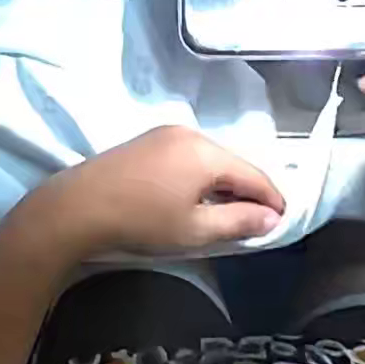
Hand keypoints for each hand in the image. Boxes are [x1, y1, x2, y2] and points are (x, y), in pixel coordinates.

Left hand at [13, 126, 285, 258]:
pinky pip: (189, 154)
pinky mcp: (149, 139)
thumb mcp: (196, 230)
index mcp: (206, 152)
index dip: (273, 200)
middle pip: (232, 162)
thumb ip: (239, 221)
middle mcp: (190, 133)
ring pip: (211, 158)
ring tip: (228, 214)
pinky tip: (195, 197)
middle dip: (247, 191)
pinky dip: (201, 174)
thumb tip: (272, 217)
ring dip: (223, 183)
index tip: (284, 222)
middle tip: (257, 223)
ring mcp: (166, 133)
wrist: (80, 206)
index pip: (254, 174)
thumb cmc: (142, 221)